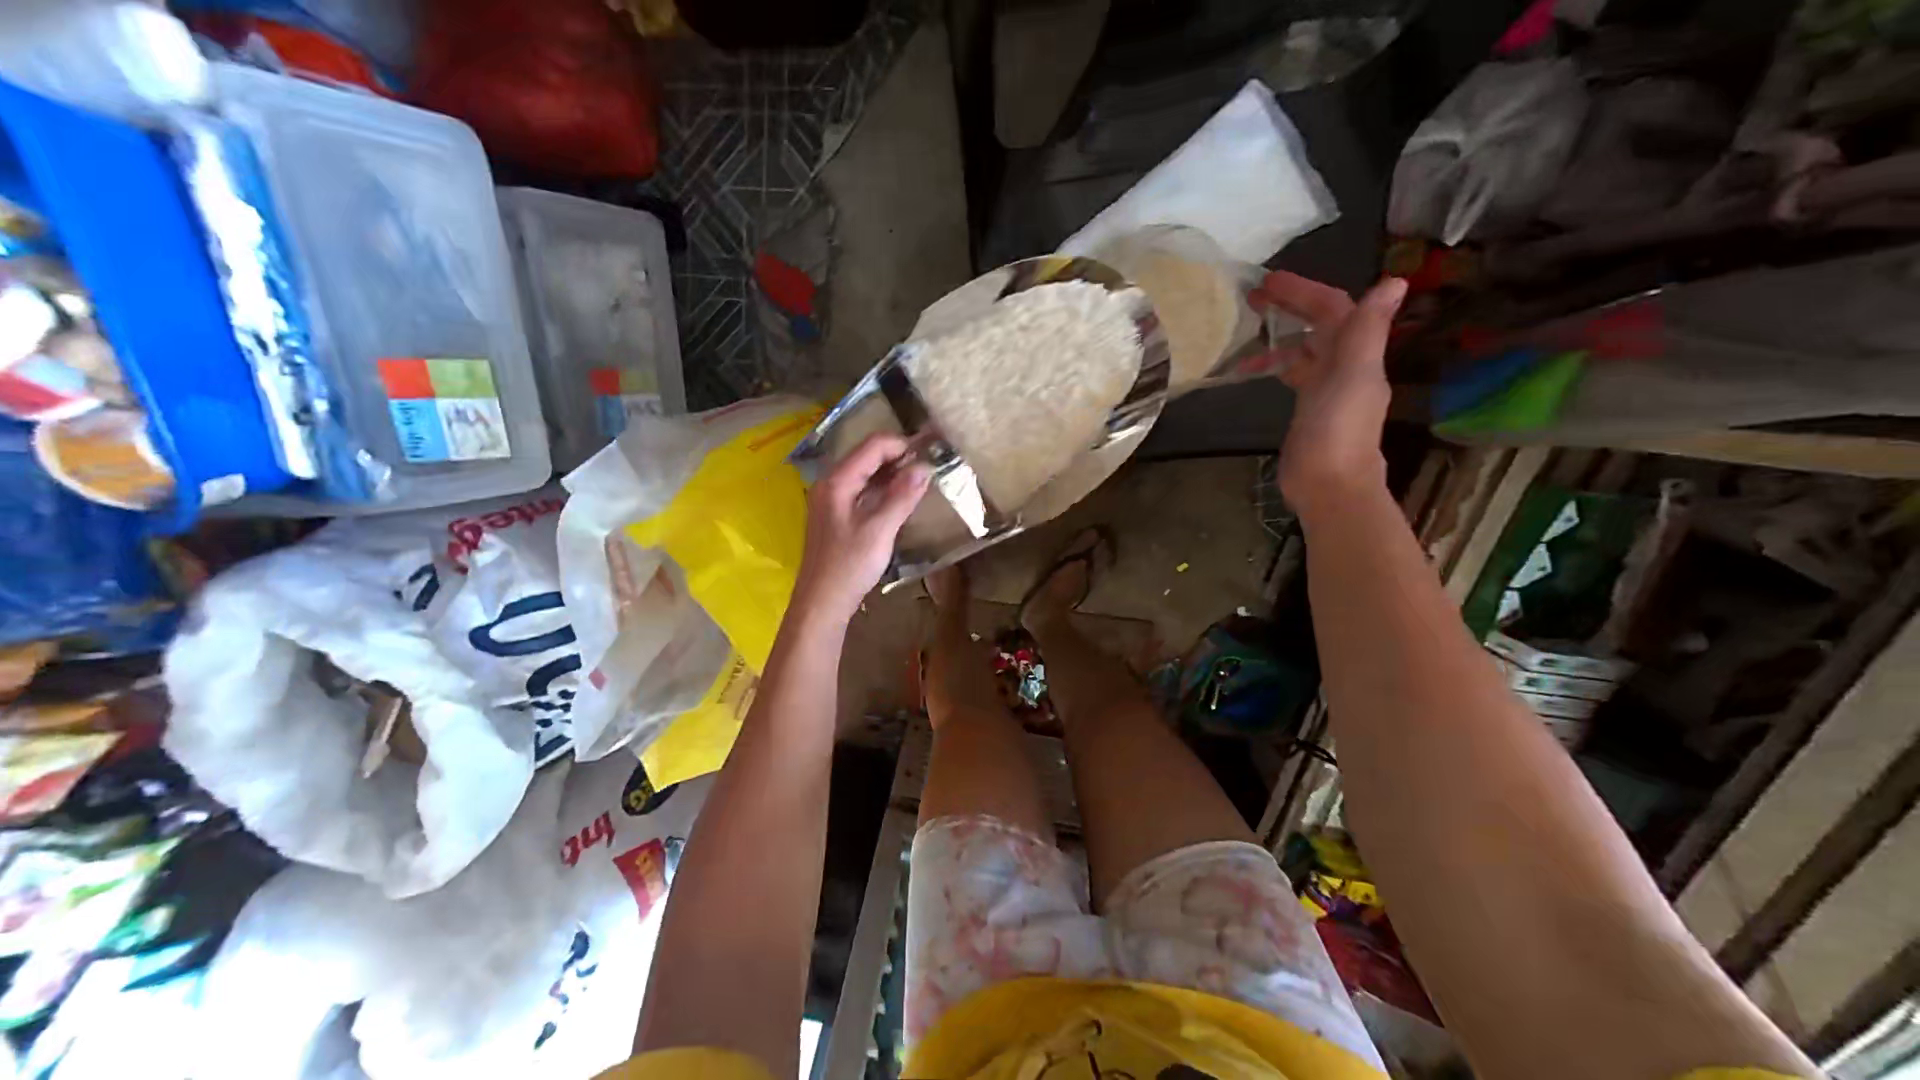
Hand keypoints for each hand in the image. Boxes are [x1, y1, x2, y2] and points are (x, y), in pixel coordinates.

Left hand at [793, 432, 930, 622]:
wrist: (822, 602)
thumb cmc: (849, 566)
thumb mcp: (880, 530)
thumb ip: (902, 496)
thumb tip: (924, 467)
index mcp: (837, 481)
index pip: (872, 446)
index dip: (902, 445)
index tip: (930, 454)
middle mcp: (831, 484)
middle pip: (867, 455)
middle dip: (898, 457)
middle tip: (929, 466)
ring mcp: (832, 500)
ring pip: (866, 473)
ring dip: (892, 474)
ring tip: (921, 482)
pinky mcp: (836, 515)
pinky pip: (862, 490)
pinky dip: (883, 490)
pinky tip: (901, 500)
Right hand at [1252, 271, 1406, 517]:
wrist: (1329, 485)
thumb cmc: (1336, 431)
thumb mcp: (1351, 376)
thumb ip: (1366, 330)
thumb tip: (1395, 281)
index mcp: (1357, 355)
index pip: (1334, 310)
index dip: (1305, 291)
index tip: (1269, 281)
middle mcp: (1345, 367)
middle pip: (1320, 325)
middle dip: (1291, 306)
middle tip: (1253, 296)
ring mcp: (1326, 389)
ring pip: (1304, 349)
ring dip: (1280, 334)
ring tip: (1247, 328)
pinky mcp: (1307, 410)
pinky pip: (1293, 374)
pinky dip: (1274, 364)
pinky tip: (1251, 369)